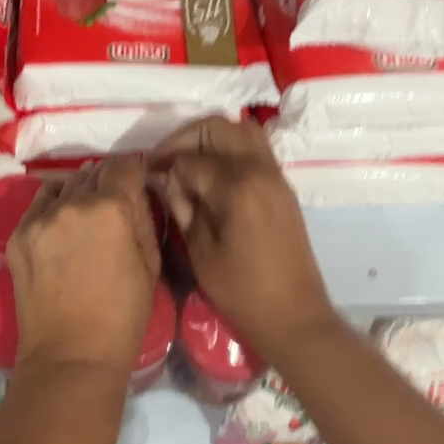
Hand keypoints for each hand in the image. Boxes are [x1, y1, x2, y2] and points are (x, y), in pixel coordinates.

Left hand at [6, 157, 163, 374]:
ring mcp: (40, 218)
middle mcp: (73, 203)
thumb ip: (143, 216)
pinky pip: (39, 205)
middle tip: (113, 204)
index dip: (133, 170)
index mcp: (111, 208)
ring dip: (78, 192)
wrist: (70, 357)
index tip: (136, 180)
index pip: (123, 165)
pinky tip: (61, 227)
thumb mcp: (150, 263)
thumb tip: (135, 189)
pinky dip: (53, 207)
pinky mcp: (19, 234)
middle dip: (106, 182)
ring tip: (85, 215)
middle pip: (92, 173)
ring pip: (64, 185)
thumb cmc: (123, 316)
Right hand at [151, 116, 337, 352]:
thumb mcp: (200, 251)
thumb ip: (182, 207)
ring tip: (188, 160)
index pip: (190, 159)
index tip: (148, 174)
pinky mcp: (282, 187)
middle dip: (186, 137)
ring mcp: (275, 176)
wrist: (294, 315)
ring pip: (241, 131)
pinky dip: (230, 149)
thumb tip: (165, 179)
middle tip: (165, 158)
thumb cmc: (242, 291)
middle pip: (218, 128)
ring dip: (211, 137)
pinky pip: (254, 149)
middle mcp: (259, 170)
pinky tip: (210, 174)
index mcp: (236, 187)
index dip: (165, 164)